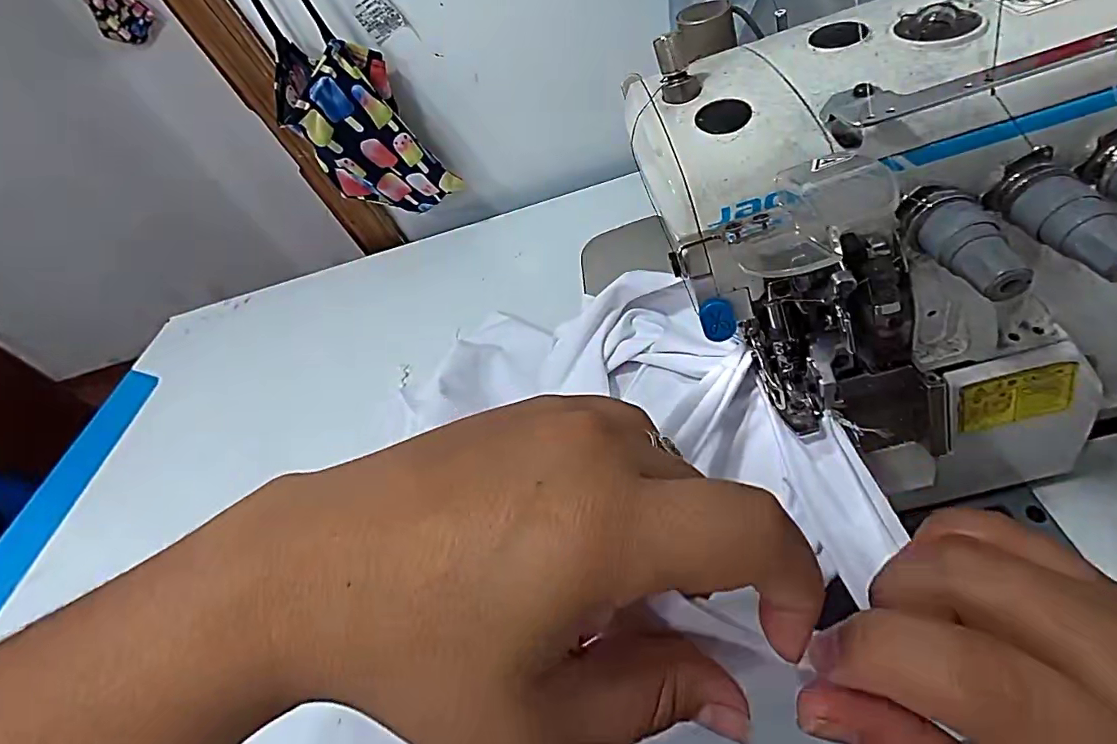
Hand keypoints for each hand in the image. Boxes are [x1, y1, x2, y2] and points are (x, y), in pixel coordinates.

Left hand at [171, 395, 825, 743]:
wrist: (320, 556)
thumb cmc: (422, 649)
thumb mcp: (539, 716)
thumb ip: (654, 699)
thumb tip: (733, 692)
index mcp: (610, 516)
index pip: (754, 526)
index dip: (796, 581)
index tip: (778, 635)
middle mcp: (600, 443)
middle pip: (707, 502)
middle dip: (710, 572)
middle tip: (649, 633)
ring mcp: (564, 412)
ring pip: (666, 467)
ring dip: (665, 526)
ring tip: (598, 583)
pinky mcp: (535, 404)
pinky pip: (619, 439)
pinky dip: (627, 487)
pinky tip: (564, 530)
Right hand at [795, 509, 1116, 743]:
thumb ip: (911, 743)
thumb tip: (826, 699)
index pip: (972, 671)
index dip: (875, 654)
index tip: (830, 661)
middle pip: (964, 575)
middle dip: (888, 602)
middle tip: (872, 649)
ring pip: (980, 535)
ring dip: (917, 570)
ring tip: (915, 624)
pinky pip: (1012, 534)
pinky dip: (958, 552)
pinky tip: (954, 602)